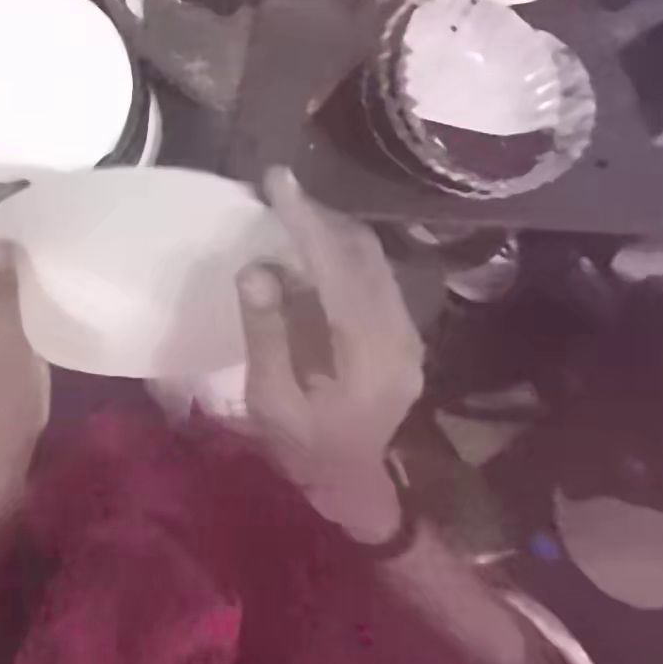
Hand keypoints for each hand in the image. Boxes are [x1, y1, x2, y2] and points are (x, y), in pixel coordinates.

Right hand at [240, 167, 424, 540]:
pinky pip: (369, 273)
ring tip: (286, 207)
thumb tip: (257, 268)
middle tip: (276, 189)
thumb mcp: (271, 396)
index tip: (277, 181)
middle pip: (363, 254)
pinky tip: (306, 244)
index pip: (338, 269)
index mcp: (370, 354)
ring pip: (371, 258)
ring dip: (328, 227)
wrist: (348, 481)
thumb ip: (267, 333)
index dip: (306, 221)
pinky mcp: (398, 330)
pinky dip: (336, 248)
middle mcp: (400, 335)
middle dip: (318, 215)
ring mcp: (406, 331)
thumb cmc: (301, 444)